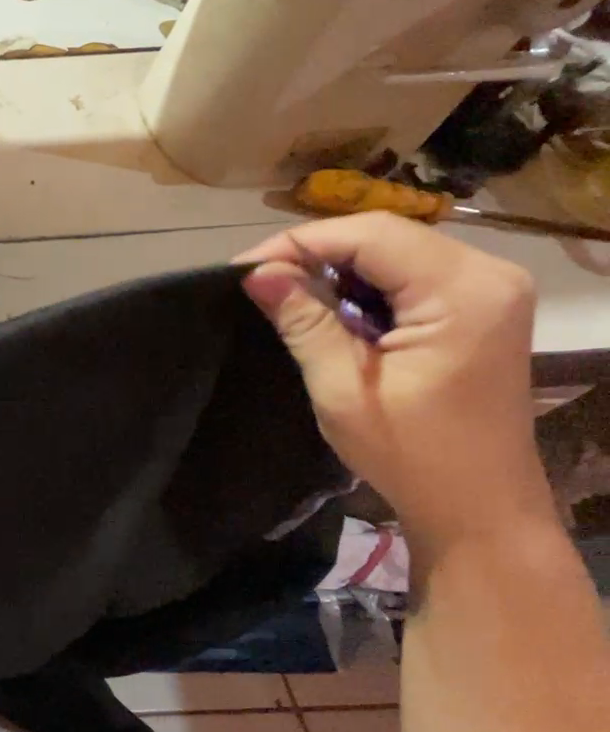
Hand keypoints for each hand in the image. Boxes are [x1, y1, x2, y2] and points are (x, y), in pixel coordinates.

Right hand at [237, 212, 555, 548]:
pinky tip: (327, 306)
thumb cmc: (408, 451)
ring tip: (281, 294)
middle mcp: (488, 274)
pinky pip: (412, 272)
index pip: (372, 236)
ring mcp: (490, 287)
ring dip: (336, 266)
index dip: (300, 243)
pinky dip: (363, 282)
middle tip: (255, 282)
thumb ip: (305, 323)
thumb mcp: (342, 388)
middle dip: (315, 251)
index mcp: (463, 292)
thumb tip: (258, 275)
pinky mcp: (481, 304)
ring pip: (397, 249)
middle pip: (387, 235)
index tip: (241, 271)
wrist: (476, 496)